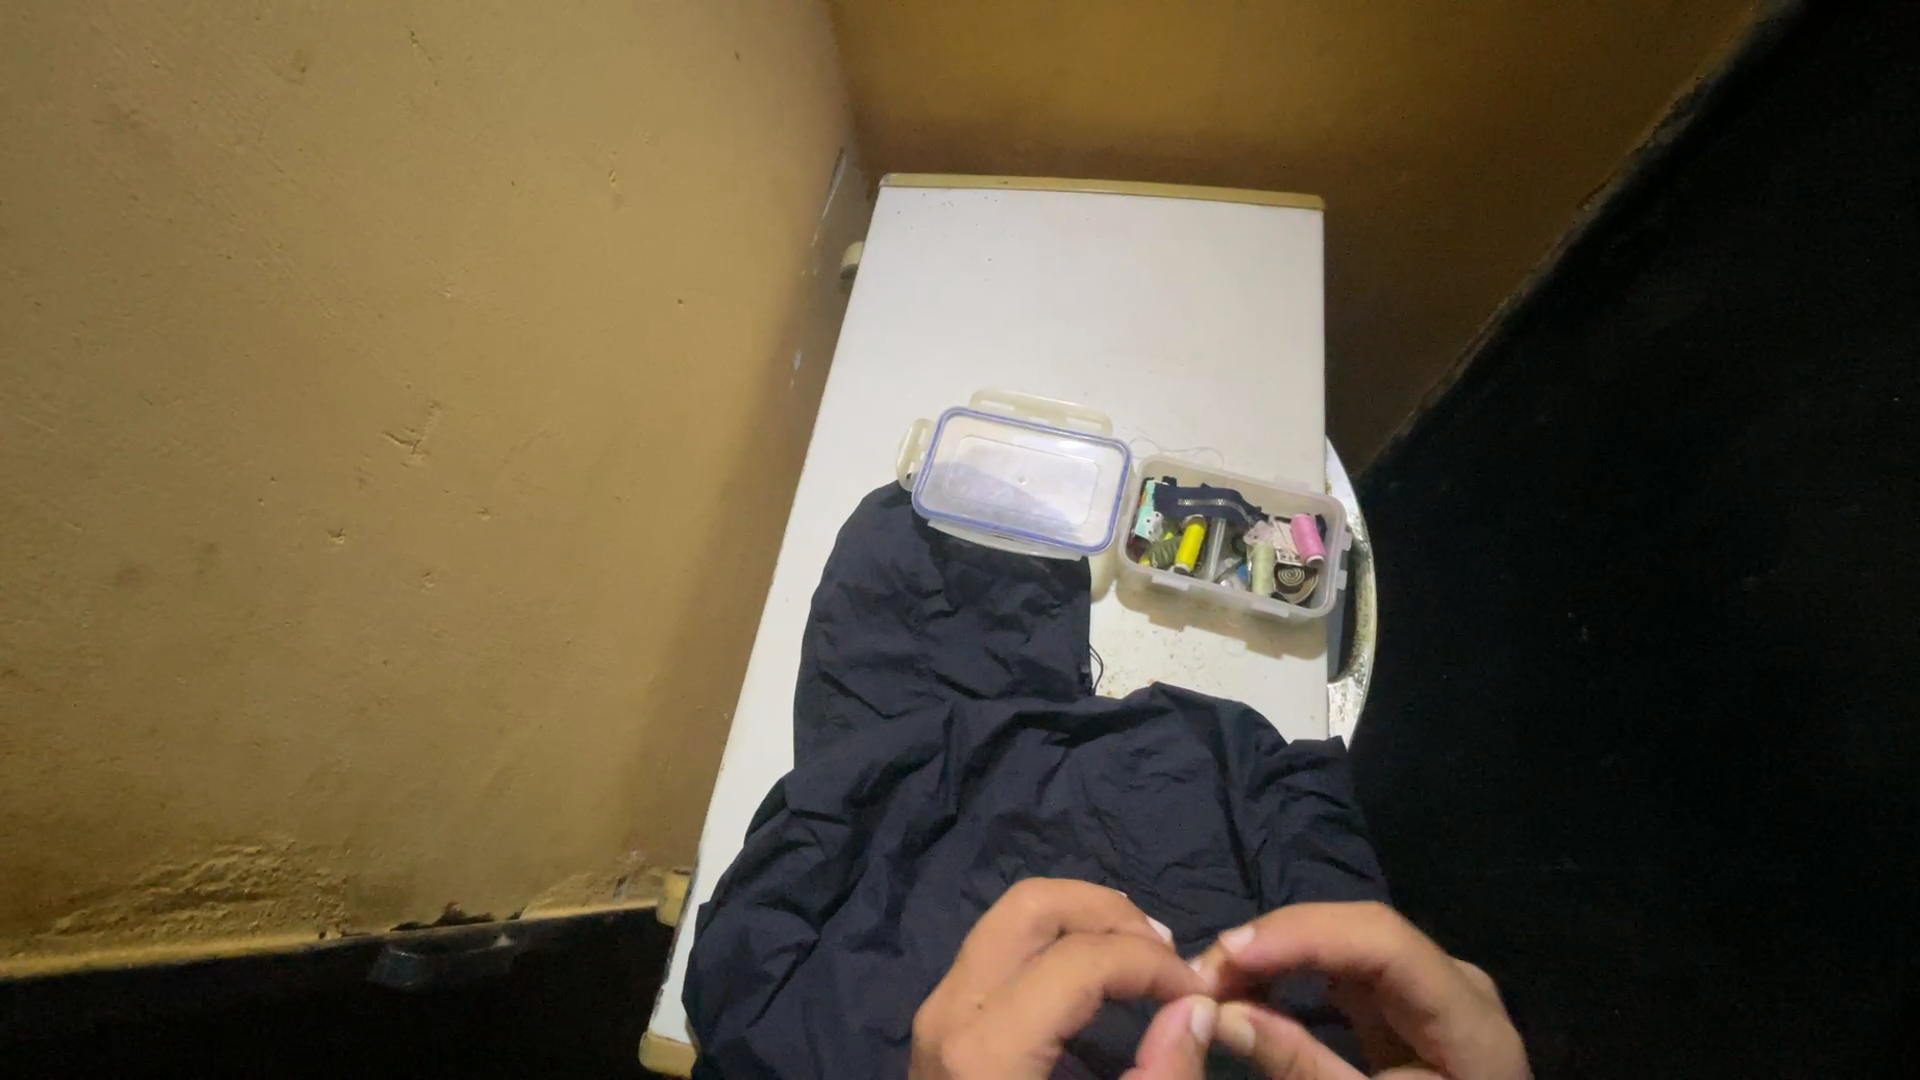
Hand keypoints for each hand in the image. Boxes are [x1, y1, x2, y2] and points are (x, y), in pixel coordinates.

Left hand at [909, 878, 1210, 1079]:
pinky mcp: (946, 1008)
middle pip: (1032, 906)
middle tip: (1166, 951)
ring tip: (1142, 947)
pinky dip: (1057, 933)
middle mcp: (952, 1006)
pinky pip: (1003, 938)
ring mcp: (941, 1001)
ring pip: (1013, 911)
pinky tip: (1096, 960)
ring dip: (1083, 914)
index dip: (1147, 963)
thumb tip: (1196, 1006)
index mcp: (986, 1050)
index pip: (1078, 960)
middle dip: (1108, 912)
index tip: (1197, 989)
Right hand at [1173, 901, 1528, 1079]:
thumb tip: (1217, 1014)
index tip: (1230, 953)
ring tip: (1216, 976)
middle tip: (1207, 971)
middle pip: (1356, 928)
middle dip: (1275, 940)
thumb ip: (1299, 1065)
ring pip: (1338, 934)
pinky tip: (1248, 978)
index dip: (1304, 935)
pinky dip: (1287, 964)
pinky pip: (1335, 957)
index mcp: (1471, 1021)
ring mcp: (1424, 980)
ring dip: (1272, 948)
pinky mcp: (1396, 991)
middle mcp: (1453, 979)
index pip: (1383, 942)